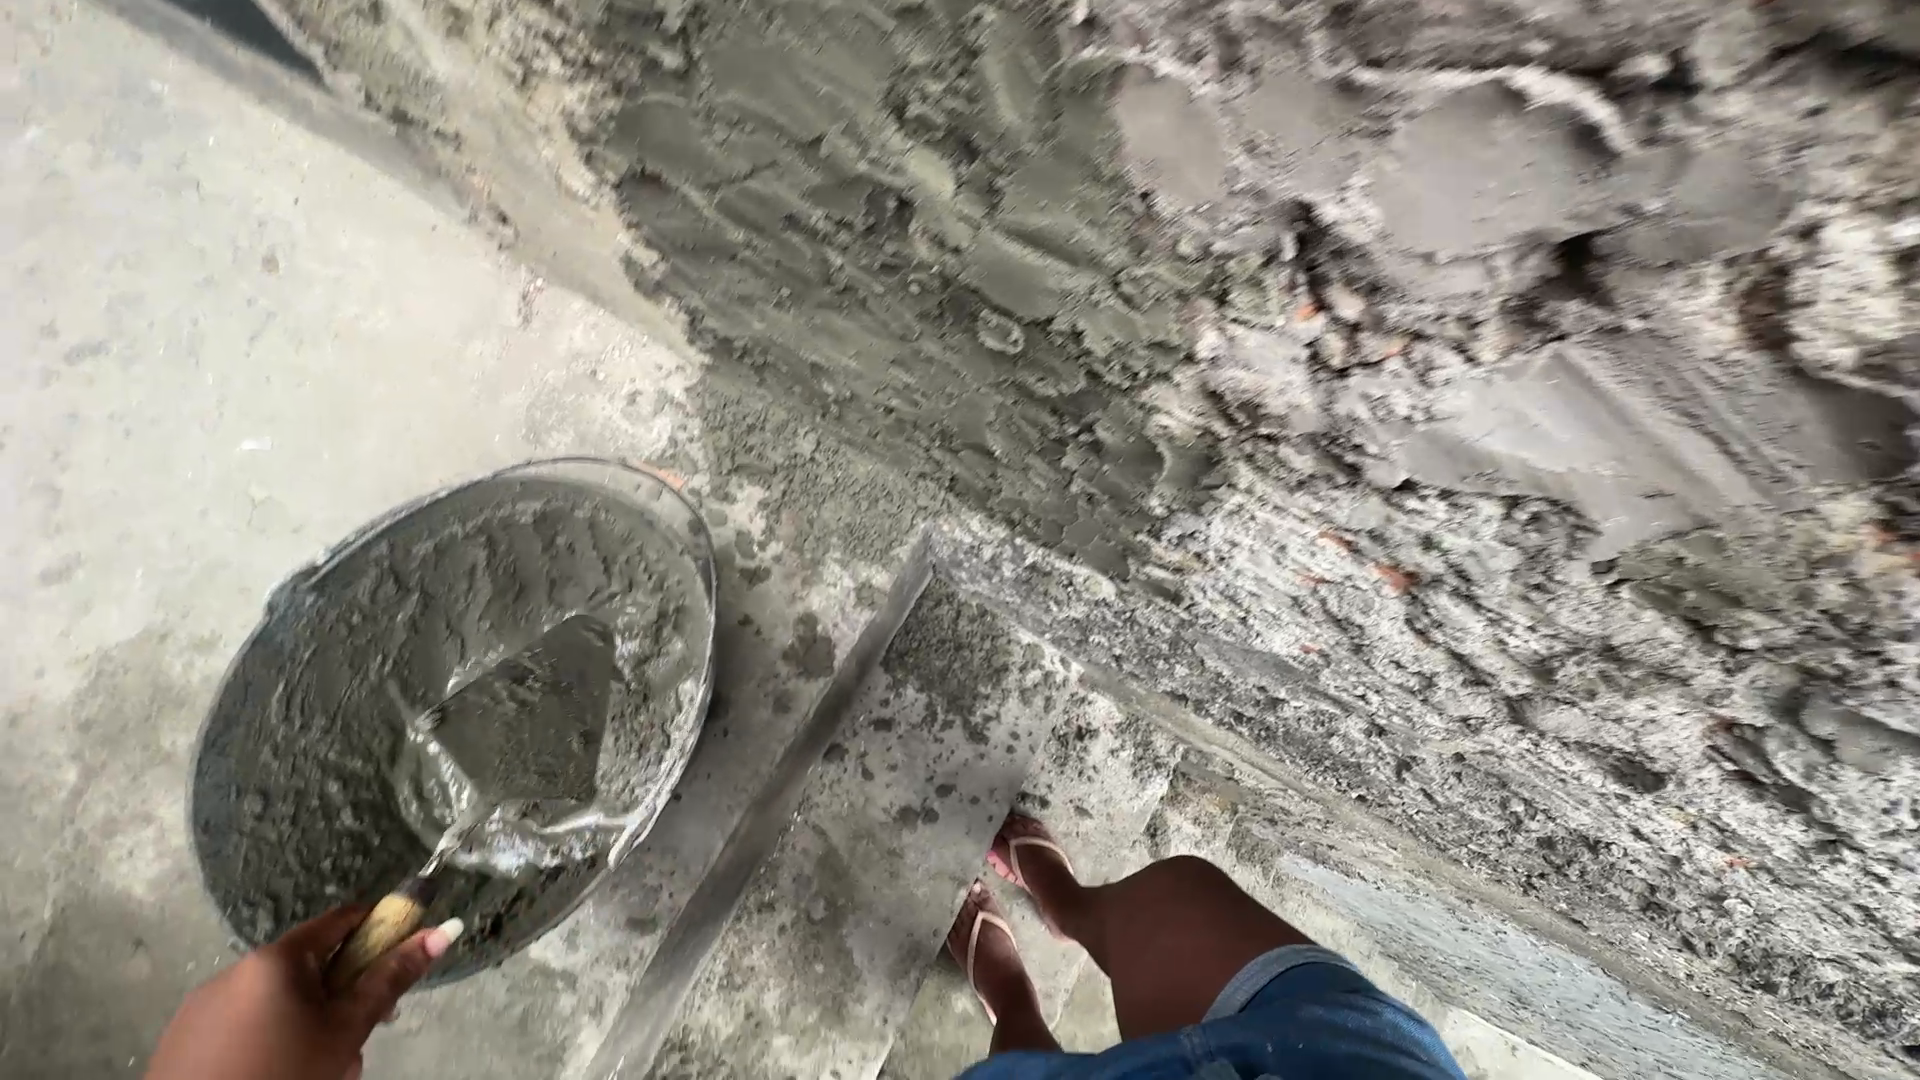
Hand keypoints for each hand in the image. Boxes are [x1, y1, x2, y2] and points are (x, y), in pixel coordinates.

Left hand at [145, 906, 463, 1079]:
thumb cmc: (282, 1074)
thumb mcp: (347, 1028)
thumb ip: (393, 976)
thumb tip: (447, 928)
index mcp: (274, 959)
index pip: (343, 920)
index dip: (378, 932)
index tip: (398, 962)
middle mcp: (233, 972)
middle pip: (313, 966)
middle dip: (345, 994)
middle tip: (362, 1032)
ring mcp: (199, 1010)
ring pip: (281, 999)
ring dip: (312, 1020)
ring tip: (323, 1063)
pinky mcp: (180, 1044)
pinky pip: (245, 1024)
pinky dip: (273, 1038)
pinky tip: (282, 1070)